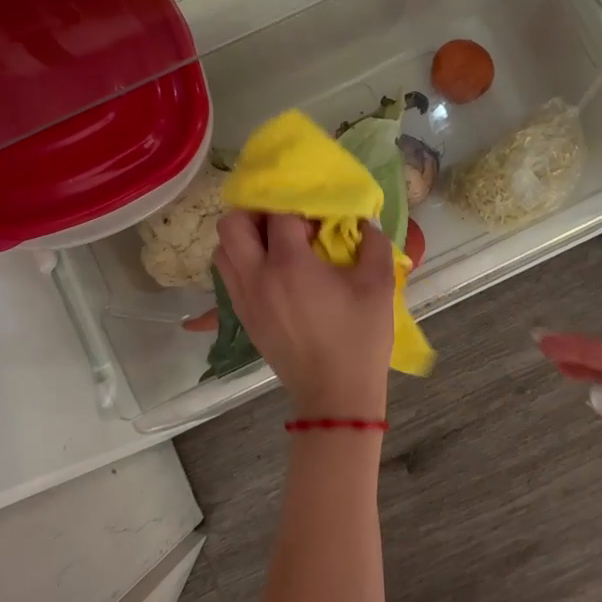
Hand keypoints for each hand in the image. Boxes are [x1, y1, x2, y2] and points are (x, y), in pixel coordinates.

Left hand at [214, 211, 395, 418]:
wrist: (335, 394)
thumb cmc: (360, 339)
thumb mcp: (379, 285)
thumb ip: (373, 243)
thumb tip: (364, 223)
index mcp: (290, 264)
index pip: (278, 213)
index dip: (298, 207)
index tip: (318, 219)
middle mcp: (257, 277)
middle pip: (231, 224)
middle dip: (255, 213)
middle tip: (283, 222)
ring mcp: (245, 299)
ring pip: (223, 251)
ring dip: (243, 239)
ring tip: (274, 246)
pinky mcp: (243, 318)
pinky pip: (228, 278)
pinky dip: (242, 264)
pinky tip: (272, 273)